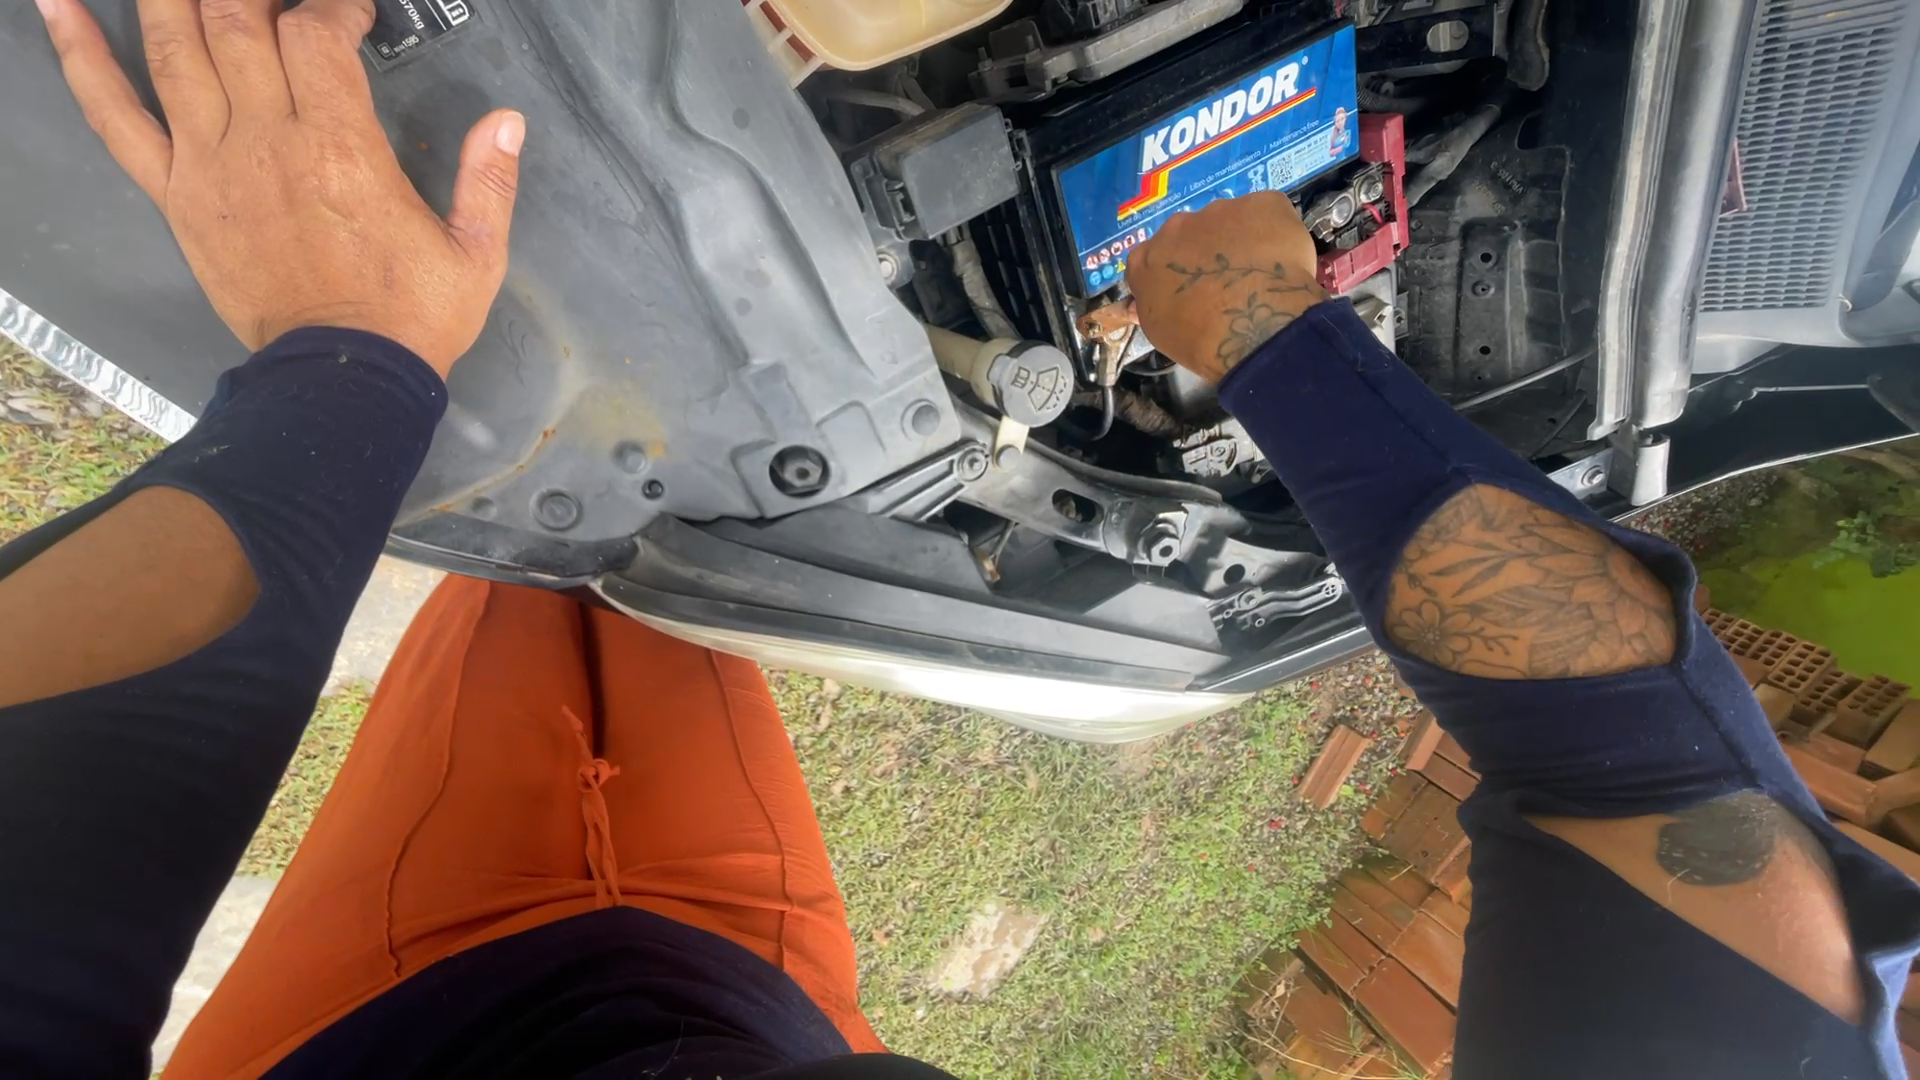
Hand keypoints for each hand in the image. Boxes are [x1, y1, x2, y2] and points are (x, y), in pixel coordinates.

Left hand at [37, 0, 524, 376]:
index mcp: (344, 150)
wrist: (350, 371)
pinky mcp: (177, 193)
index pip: (317, 41)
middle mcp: (266, 139)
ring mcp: (210, 163)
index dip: (333, 9)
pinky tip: (58, 7)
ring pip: (171, 48)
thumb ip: (490, 182)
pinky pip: (113, 113)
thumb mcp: (479, 254)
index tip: (352, 11)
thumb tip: (508, 121)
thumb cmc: (419, 314)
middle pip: (236, 26)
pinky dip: (80, 55)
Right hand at [1125, 192, 1328, 383]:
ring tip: (1256, 273)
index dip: (1169, 274)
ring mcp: (1220, 210)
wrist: (1252, 328)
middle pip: (1188, 234)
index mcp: (1145, 259)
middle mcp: (1176, 226)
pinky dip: (1272, 233)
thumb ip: (1150, 306)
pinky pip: (1266, 213)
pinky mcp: (1262, 203)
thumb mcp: (1159, 331)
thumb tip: (1142, 302)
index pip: (1150, 259)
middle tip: (1222, 282)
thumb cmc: (1197, 339)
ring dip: (1236, 241)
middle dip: (1202, 252)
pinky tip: (1279, 259)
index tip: (1184, 291)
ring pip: (1227, 221)